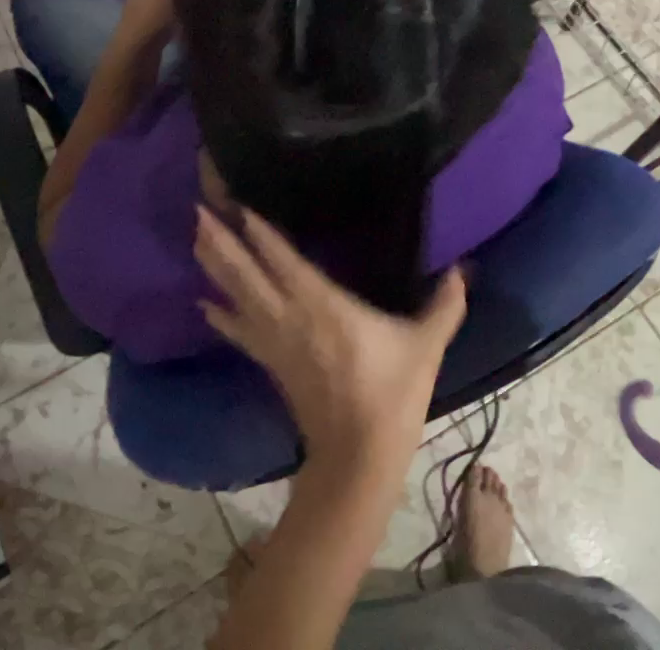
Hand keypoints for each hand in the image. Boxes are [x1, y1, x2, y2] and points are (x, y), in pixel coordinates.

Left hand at [194, 206, 465, 477]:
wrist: (359, 455)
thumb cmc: (393, 394)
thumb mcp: (426, 345)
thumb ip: (444, 304)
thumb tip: (464, 269)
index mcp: (324, 306)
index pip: (284, 260)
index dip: (260, 232)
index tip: (237, 204)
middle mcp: (291, 317)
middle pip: (248, 273)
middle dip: (222, 241)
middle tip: (196, 209)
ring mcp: (276, 342)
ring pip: (237, 297)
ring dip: (215, 266)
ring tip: (195, 238)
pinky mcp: (271, 364)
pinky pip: (239, 332)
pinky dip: (221, 316)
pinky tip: (202, 303)